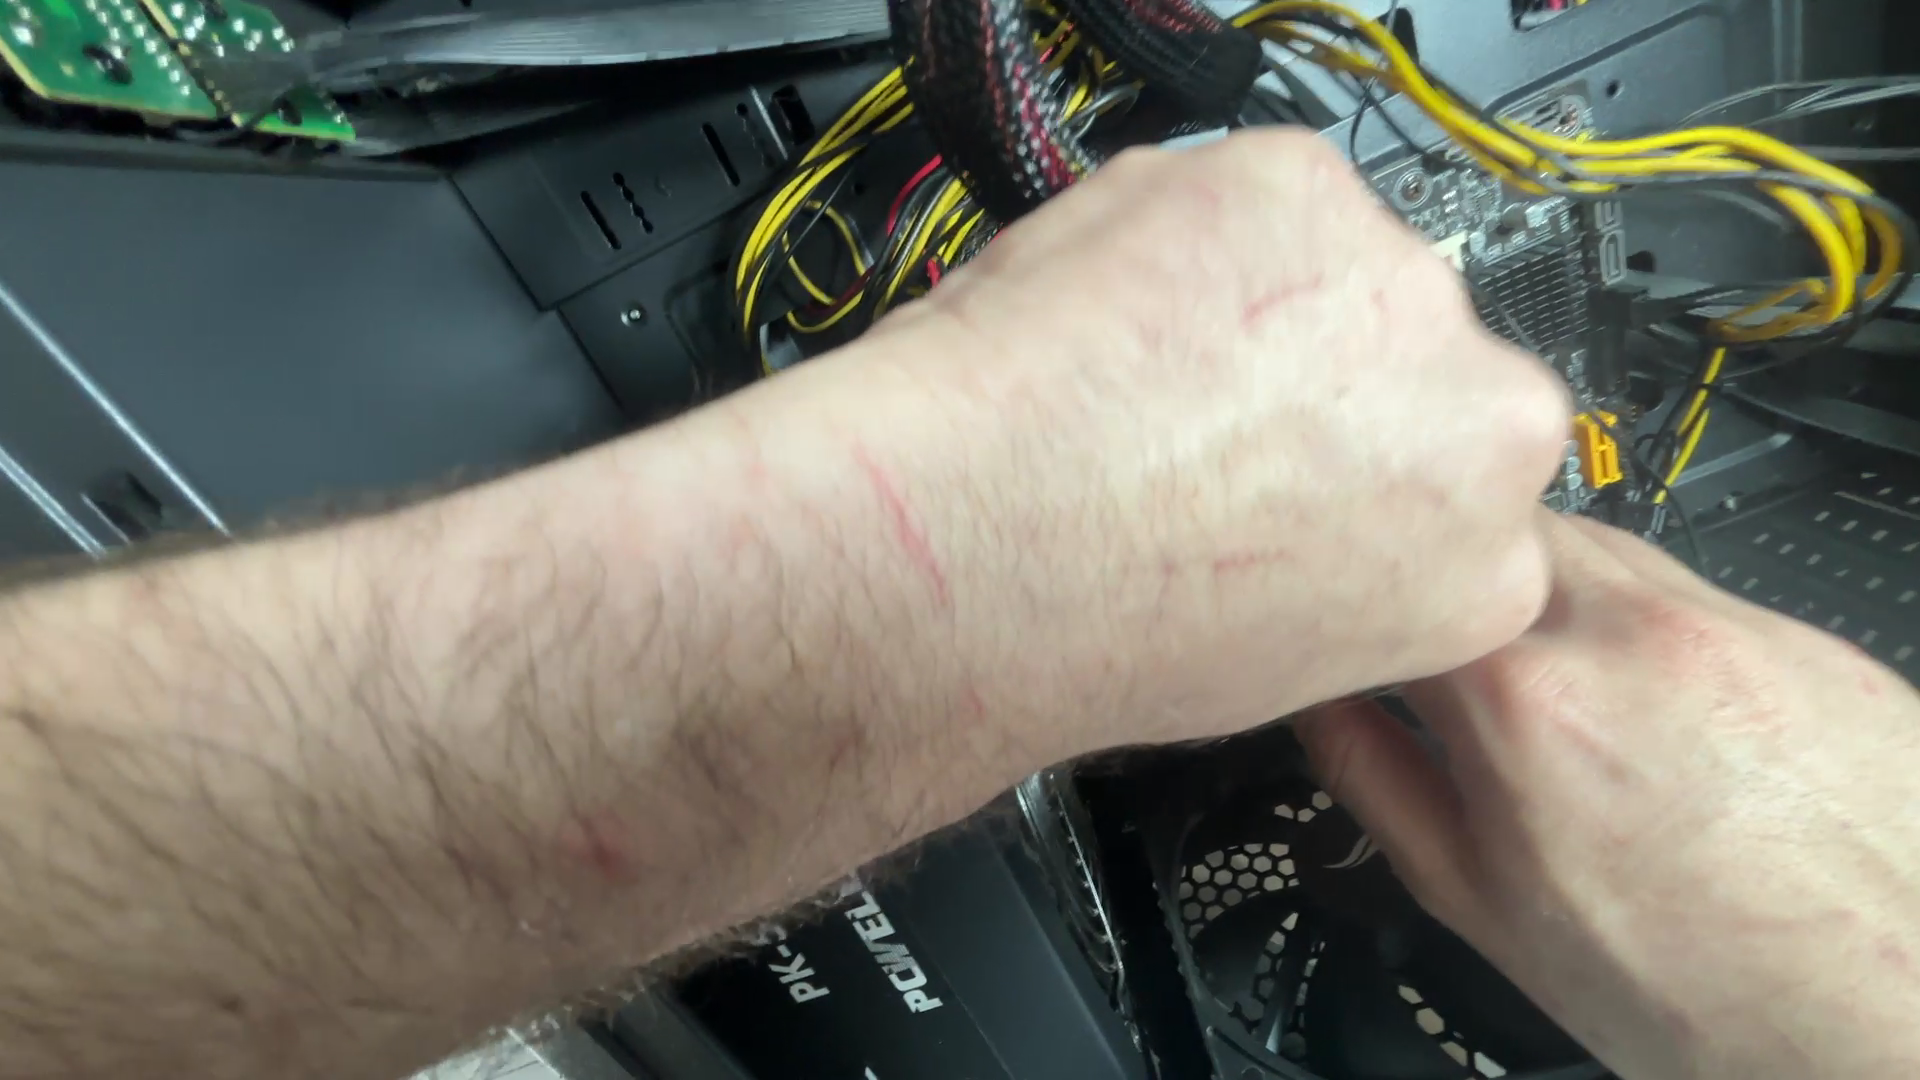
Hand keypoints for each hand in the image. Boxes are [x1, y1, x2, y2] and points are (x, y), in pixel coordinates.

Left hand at [713, 127, 1569, 761]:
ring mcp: (1392, 287)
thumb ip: (1321, 571)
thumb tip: (1293, 506)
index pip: (1449, 477)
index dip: (1343, 464)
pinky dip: (1175, 243)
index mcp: (1476, 567)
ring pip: (1324, 271)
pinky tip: (1105, 321)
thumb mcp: (1250, 657)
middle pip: (1401, 363)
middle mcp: (1479, 422)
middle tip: (1190, 418)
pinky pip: (1242, 203)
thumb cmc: (1084, 638)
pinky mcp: (1286, 189)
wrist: (975, 556)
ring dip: (1238, 309)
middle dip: (1305, 384)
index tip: (1283, 461)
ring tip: (1128, 381)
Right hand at [1299, 515, 1919, 1079]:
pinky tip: (1624, 690)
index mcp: (1522, 699)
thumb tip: (1310, 698)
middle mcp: (1628, 632)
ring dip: (1521, 578)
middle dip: (1435, 567)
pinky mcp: (1803, 637)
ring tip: (1521, 662)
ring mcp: (1729, 624)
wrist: (1915, 1039)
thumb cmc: (1691, 984)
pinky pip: (1669, 580)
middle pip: (1481, 526)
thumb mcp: (1465, 888)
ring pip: (1573, 536)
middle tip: (1417, 624)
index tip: (1343, 622)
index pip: (1389, 581)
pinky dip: (1613, 610)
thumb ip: (1362, 770)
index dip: (1352, 595)